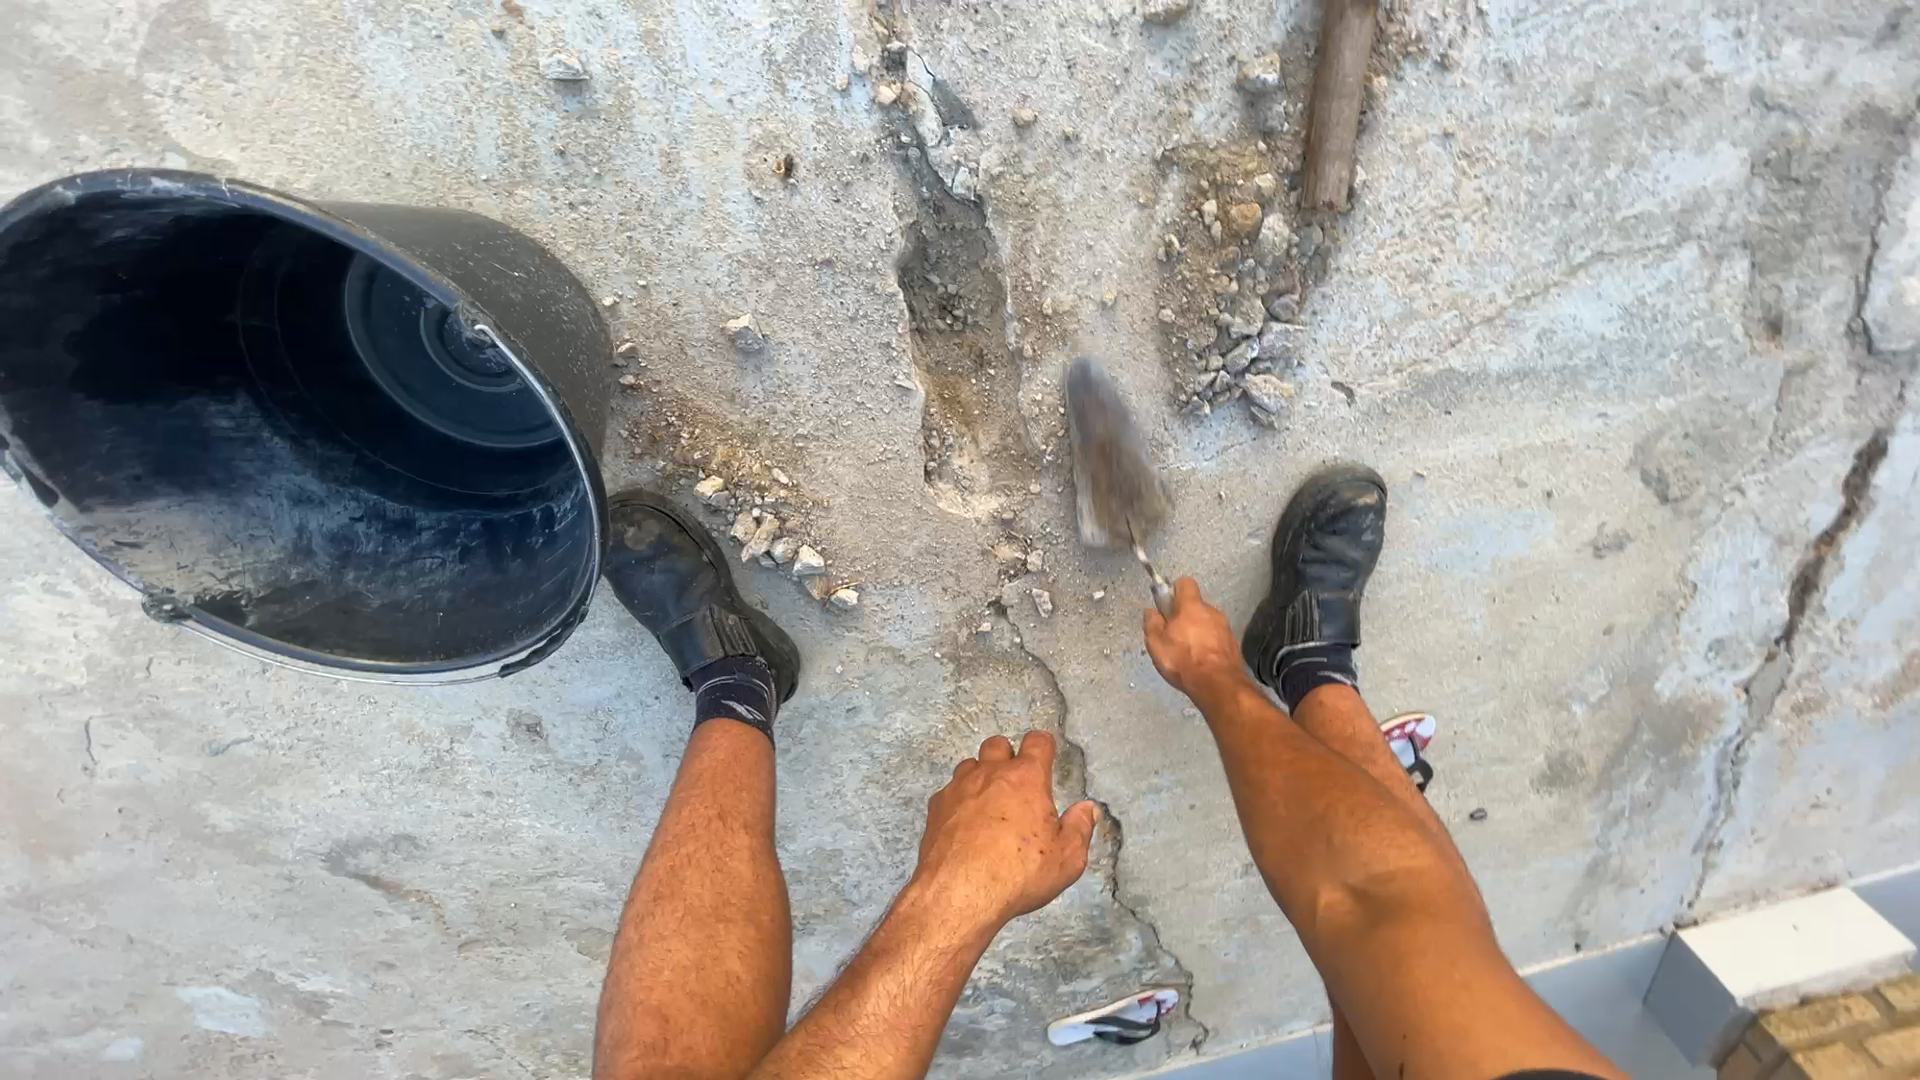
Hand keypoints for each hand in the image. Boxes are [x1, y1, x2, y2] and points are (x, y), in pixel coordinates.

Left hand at [909, 732, 1101, 932]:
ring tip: (988, 803)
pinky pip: (949, 791)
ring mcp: (959, 787)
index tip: (1045, 754)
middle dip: (1007, 756)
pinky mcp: (937, 807)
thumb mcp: (1066, 858)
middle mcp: (991, 773)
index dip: (1043, 745)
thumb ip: (1080, 828)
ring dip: (980, 776)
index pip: (1037, 742)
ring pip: (970, 764)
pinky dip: (959, 800)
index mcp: (1026, 778)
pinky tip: (964, 824)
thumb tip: (1088, 808)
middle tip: (1016, 783)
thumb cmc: (1018, 872)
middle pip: (998, 744)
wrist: (959, 892)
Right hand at [1142, 577, 1249, 697]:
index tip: (1166, 606)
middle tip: (1174, 634)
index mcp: (1191, 606)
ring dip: (1198, 630)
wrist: (1217, 684)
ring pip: (1207, 621)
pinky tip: (1201, 659)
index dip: (1174, 591)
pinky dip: (1209, 643)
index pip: (1185, 582)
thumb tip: (1151, 611)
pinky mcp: (1233, 643)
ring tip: (1188, 651)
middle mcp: (1211, 611)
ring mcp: (1225, 627)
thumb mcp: (1156, 643)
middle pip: (1196, 605)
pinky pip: (1217, 636)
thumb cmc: (1182, 660)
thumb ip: (1152, 622)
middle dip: (1185, 615)